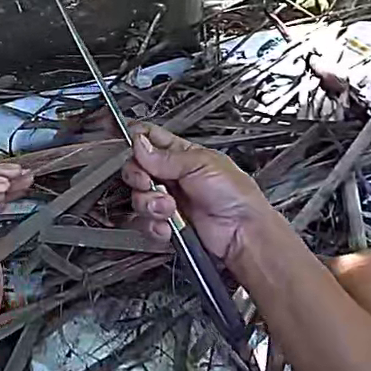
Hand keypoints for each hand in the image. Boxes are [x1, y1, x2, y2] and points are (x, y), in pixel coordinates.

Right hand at [124, 124, 278, 259]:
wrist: (243, 232)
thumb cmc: (235, 195)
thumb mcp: (201, 164)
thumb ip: (166, 157)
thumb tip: (140, 145)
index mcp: (182, 154)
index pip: (150, 139)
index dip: (135, 138)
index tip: (127, 141)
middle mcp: (172, 176)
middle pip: (136, 169)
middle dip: (138, 176)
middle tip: (148, 181)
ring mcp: (168, 200)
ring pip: (138, 197)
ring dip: (149, 204)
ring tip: (169, 207)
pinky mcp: (166, 224)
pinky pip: (144, 223)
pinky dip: (154, 225)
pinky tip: (169, 224)